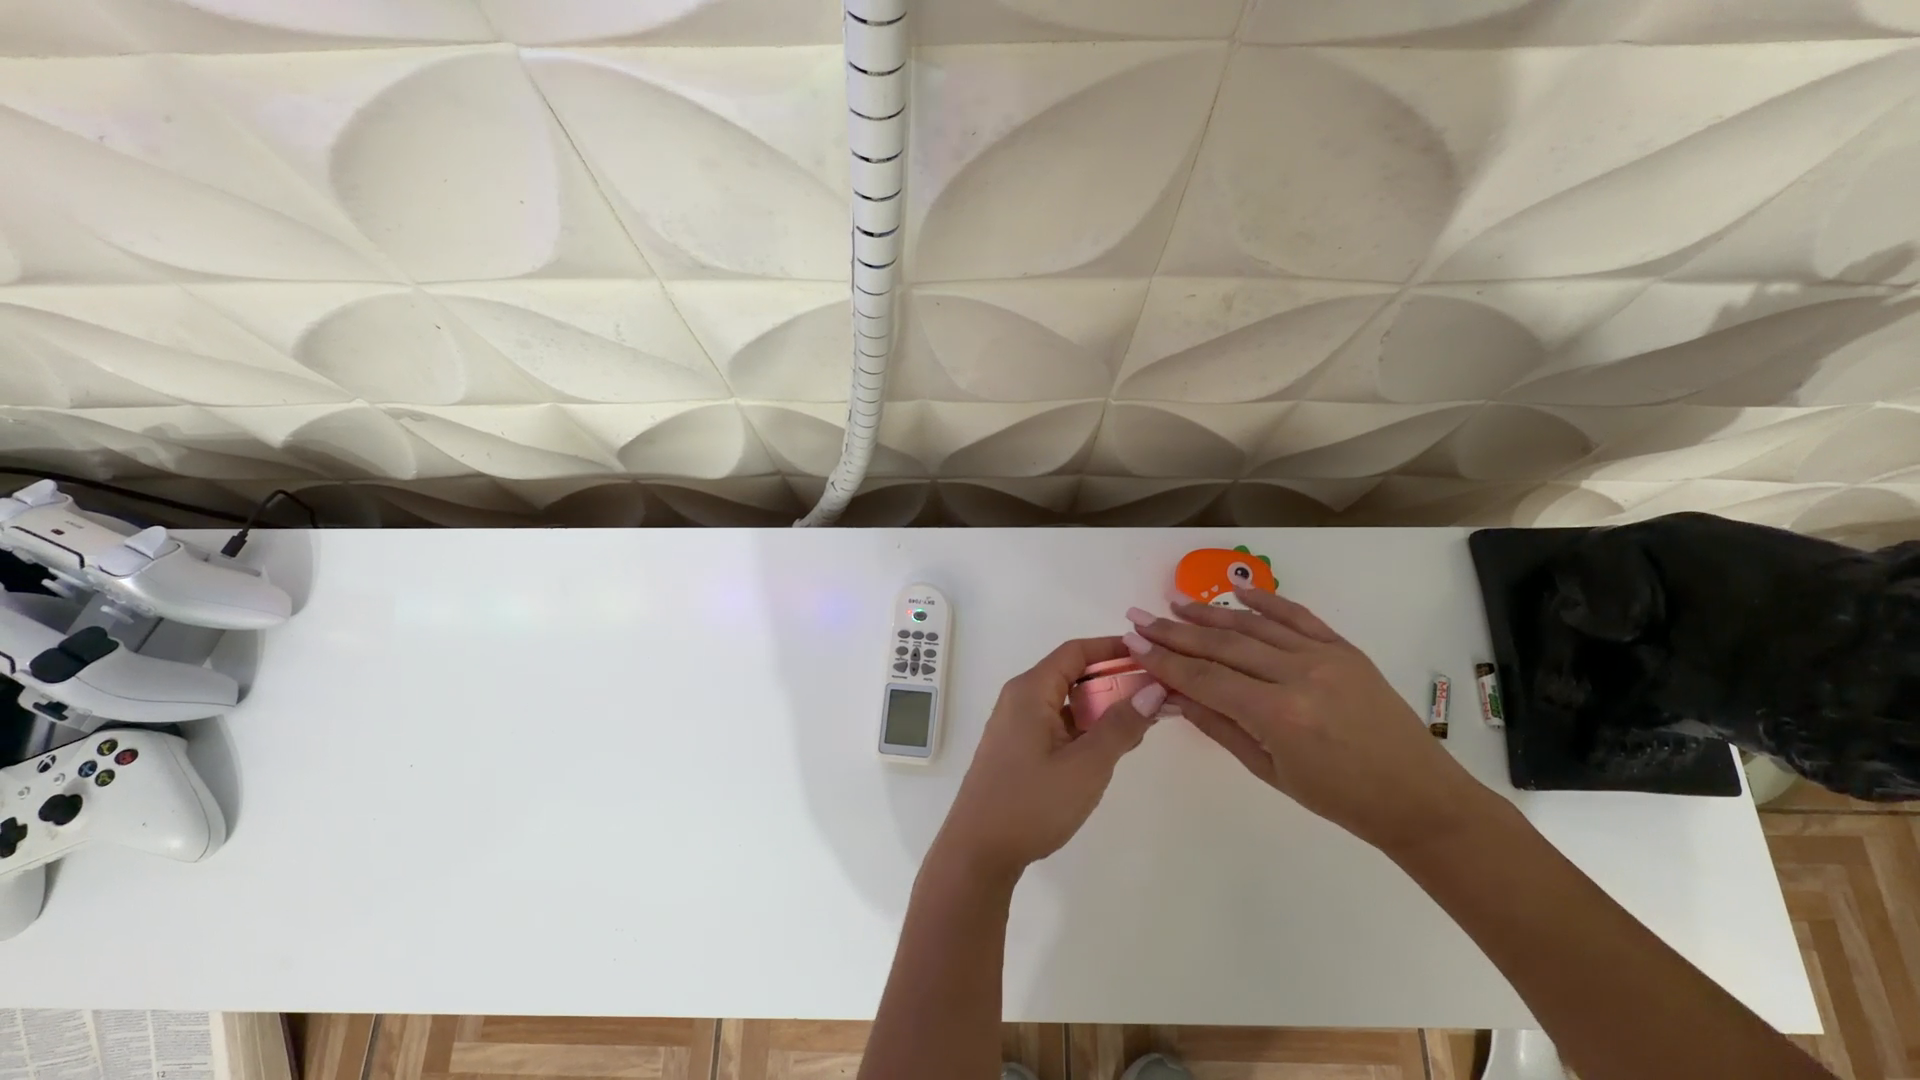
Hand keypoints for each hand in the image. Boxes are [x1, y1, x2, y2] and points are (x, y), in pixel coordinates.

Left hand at [931, 637, 1163, 884]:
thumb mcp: (1086, 765)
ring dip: (1102, 709)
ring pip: (1067, 703)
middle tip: (1155, 696)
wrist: (978, 851)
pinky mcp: (1017, 750)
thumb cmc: (1032, 803)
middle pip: (1072, 675)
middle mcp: (1020, 700)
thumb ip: (1121, 726)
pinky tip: (1110, 748)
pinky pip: (1058, 725)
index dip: (1113, 649)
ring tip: (1141, 724)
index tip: (1150, 656)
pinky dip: (1085, 729)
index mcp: (1031, 691)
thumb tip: (1152, 690)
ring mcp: (1016, 726)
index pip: (1076, 651)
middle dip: (1114, 682)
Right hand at [1123, 590, 1494, 857]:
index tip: (1133, 643)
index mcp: (1277, 715)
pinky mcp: (1345, 648)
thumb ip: (1219, 726)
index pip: (1205, 678)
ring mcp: (1324, 656)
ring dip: (1211, 613)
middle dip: (1176, 631)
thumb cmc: (1339, 798)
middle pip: (1223, 646)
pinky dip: (1266, 601)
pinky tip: (1238, 592)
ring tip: (1176, 604)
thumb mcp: (1269, 770)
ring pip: (1255, 626)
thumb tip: (1174, 695)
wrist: (1416, 795)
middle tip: (1141, 617)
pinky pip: (1299, 616)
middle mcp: (1298, 676)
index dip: (1164, 660)